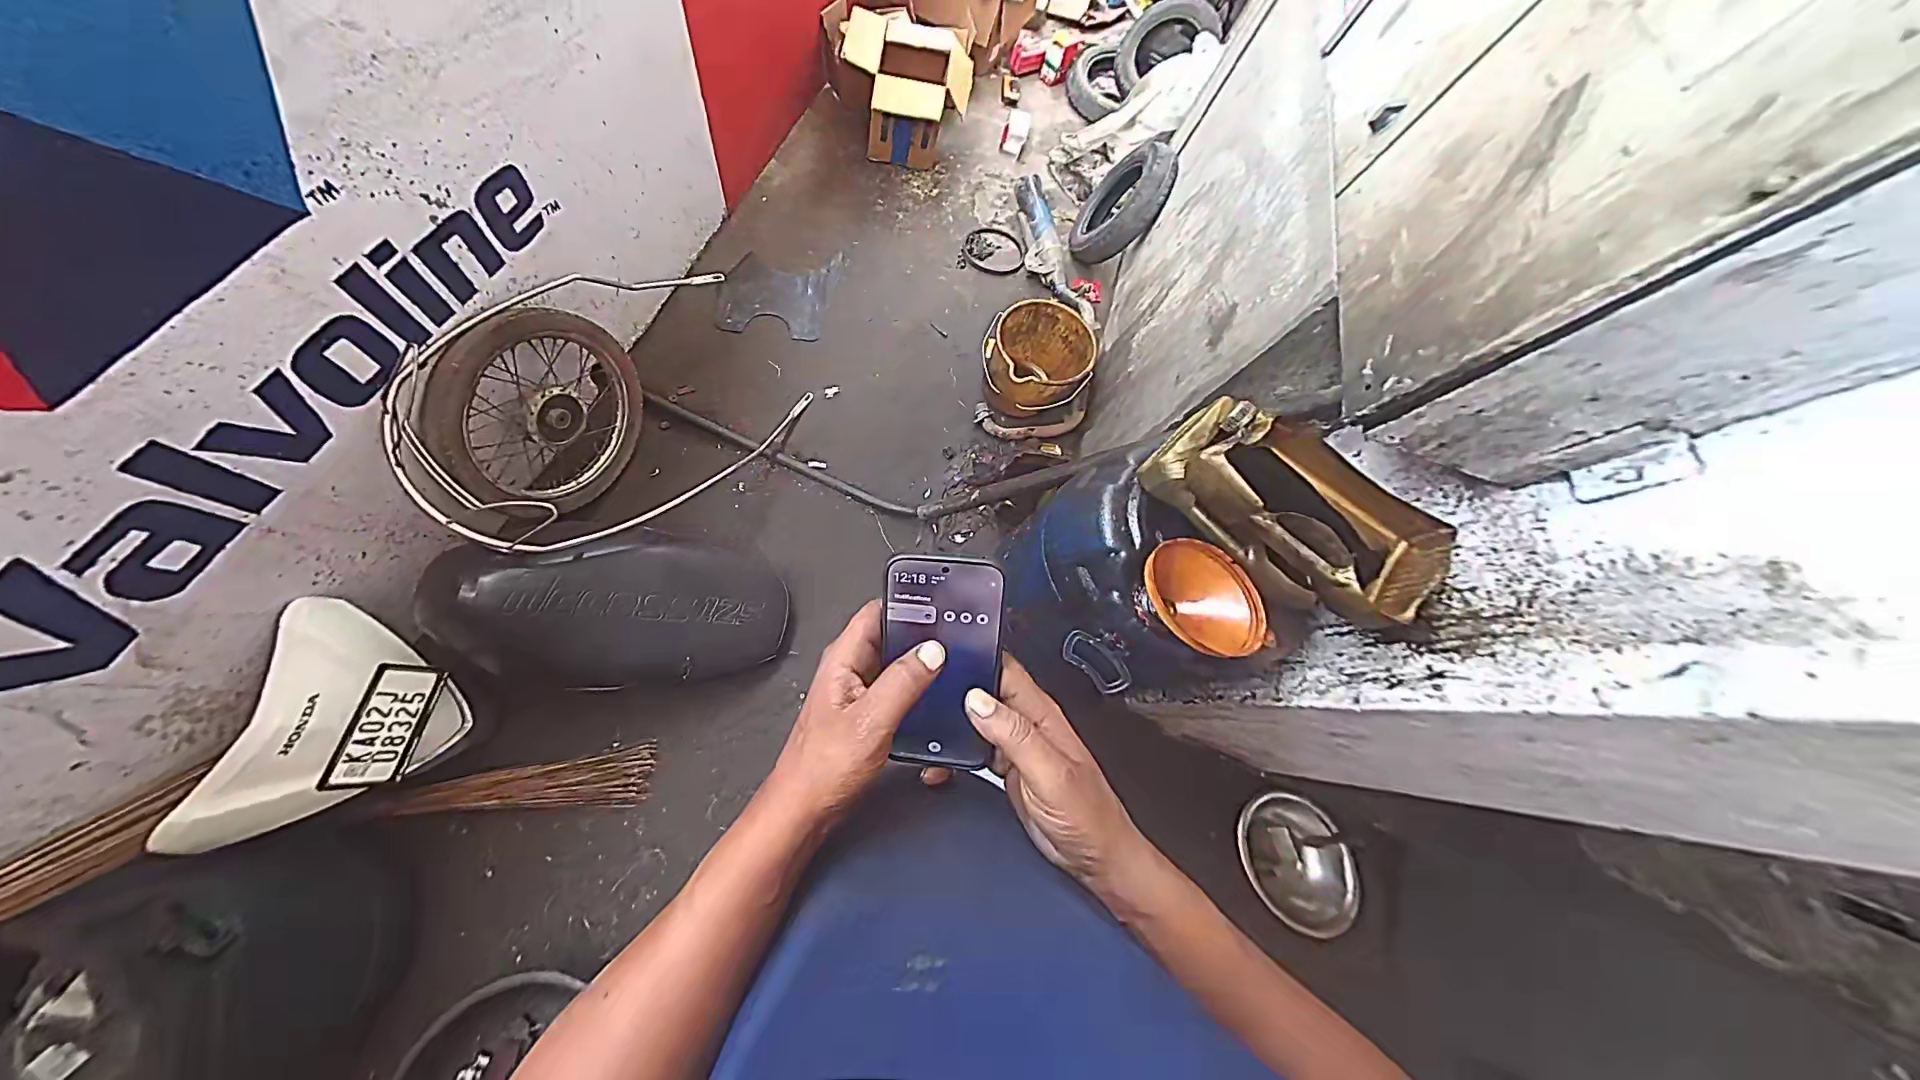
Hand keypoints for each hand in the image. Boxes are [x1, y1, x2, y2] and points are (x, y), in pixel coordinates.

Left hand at [763, 600, 943, 823]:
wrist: (804, 812)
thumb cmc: (819, 770)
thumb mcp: (870, 722)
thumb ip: (903, 682)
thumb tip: (932, 652)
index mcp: (842, 660)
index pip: (877, 611)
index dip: (908, 604)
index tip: (939, 607)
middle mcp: (850, 671)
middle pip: (893, 637)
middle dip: (923, 637)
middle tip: (955, 641)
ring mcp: (860, 694)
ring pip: (899, 666)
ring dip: (922, 667)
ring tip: (950, 670)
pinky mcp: (869, 715)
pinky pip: (900, 692)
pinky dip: (918, 693)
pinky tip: (934, 702)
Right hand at [932, 656, 1154, 899]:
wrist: (1097, 858)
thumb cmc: (1089, 818)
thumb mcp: (1051, 774)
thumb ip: (1015, 734)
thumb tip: (978, 700)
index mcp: (1042, 715)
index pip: (1005, 669)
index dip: (975, 659)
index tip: (944, 663)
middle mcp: (1029, 724)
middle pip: (986, 690)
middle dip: (956, 689)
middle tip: (925, 698)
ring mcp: (1017, 746)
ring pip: (978, 718)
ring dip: (953, 722)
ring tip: (930, 731)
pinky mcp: (1008, 768)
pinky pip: (976, 748)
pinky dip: (957, 752)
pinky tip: (944, 763)